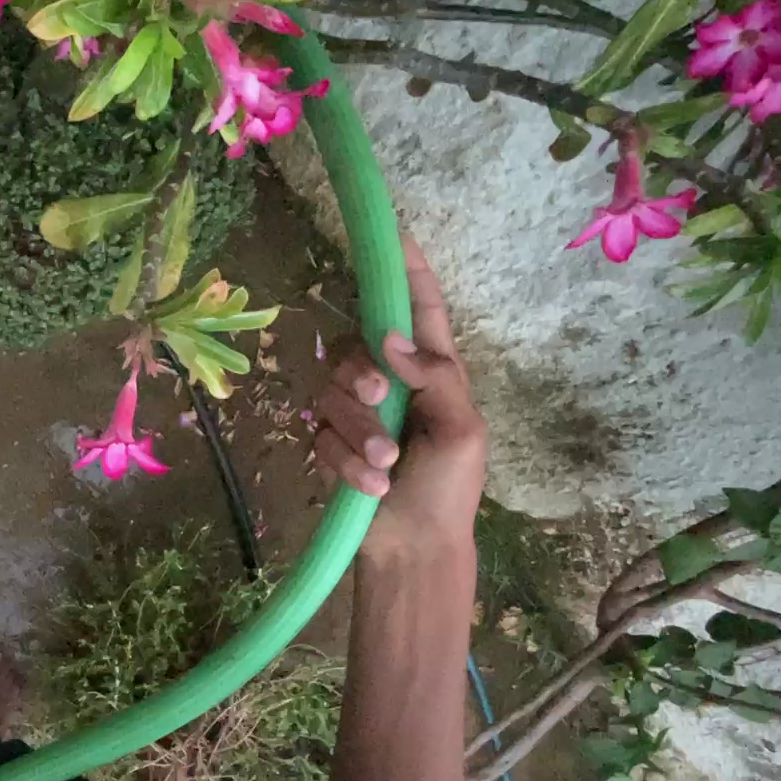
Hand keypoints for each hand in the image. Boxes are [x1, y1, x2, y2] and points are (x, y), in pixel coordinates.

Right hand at [315, 235, 487, 555]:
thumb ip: (434, 378)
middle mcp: (389, 384)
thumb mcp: (462, 431)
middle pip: (355, 350)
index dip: (408, 272)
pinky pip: (318, 434)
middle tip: (379, 403)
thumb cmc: (451, 489)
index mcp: (432, 372)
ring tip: (384, 467)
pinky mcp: (329, 444)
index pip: (418, 310)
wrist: (415, 546)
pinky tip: (367, 486)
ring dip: (357, 433)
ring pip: (331, 394)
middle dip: (362, 378)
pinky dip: (343, 461)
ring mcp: (355, 415)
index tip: (395, 234)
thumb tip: (390, 339)